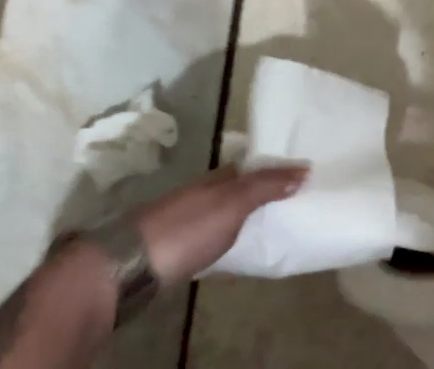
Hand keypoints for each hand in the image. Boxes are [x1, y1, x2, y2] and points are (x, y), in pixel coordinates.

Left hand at [131, 165, 307, 281]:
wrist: (129, 266)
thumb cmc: (187, 229)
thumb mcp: (233, 204)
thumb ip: (265, 186)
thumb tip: (304, 168)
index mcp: (216, 178)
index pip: (251, 166)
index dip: (274, 169)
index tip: (301, 176)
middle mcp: (202, 193)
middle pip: (237, 188)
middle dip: (261, 191)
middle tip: (292, 201)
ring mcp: (186, 219)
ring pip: (223, 210)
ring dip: (244, 214)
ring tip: (271, 224)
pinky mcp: (177, 246)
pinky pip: (212, 234)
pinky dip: (228, 235)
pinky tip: (236, 245)